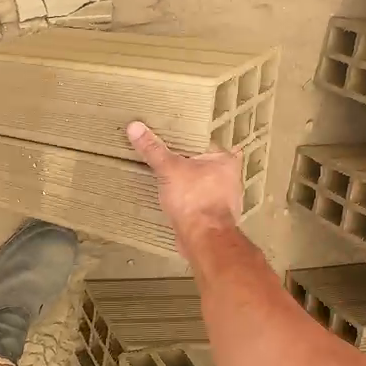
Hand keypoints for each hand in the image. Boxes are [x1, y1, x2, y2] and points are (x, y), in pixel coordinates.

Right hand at [127, 121, 242, 244]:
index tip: (172, 139)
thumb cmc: (194, 199)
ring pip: (203, 185)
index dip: (188, 141)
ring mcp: (225, 199)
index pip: (205, 143)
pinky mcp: (214, 217)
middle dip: (189, 164)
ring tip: (171, 180)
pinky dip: (189, 202)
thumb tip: (135, 126)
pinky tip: (177, 202)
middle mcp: (230, 178)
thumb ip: (153, 149)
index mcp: (225, 160)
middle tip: (169, 159)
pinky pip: (200, 203)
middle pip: (205, 164)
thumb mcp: (168, 168)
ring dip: (190, 184)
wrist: (203, 238)